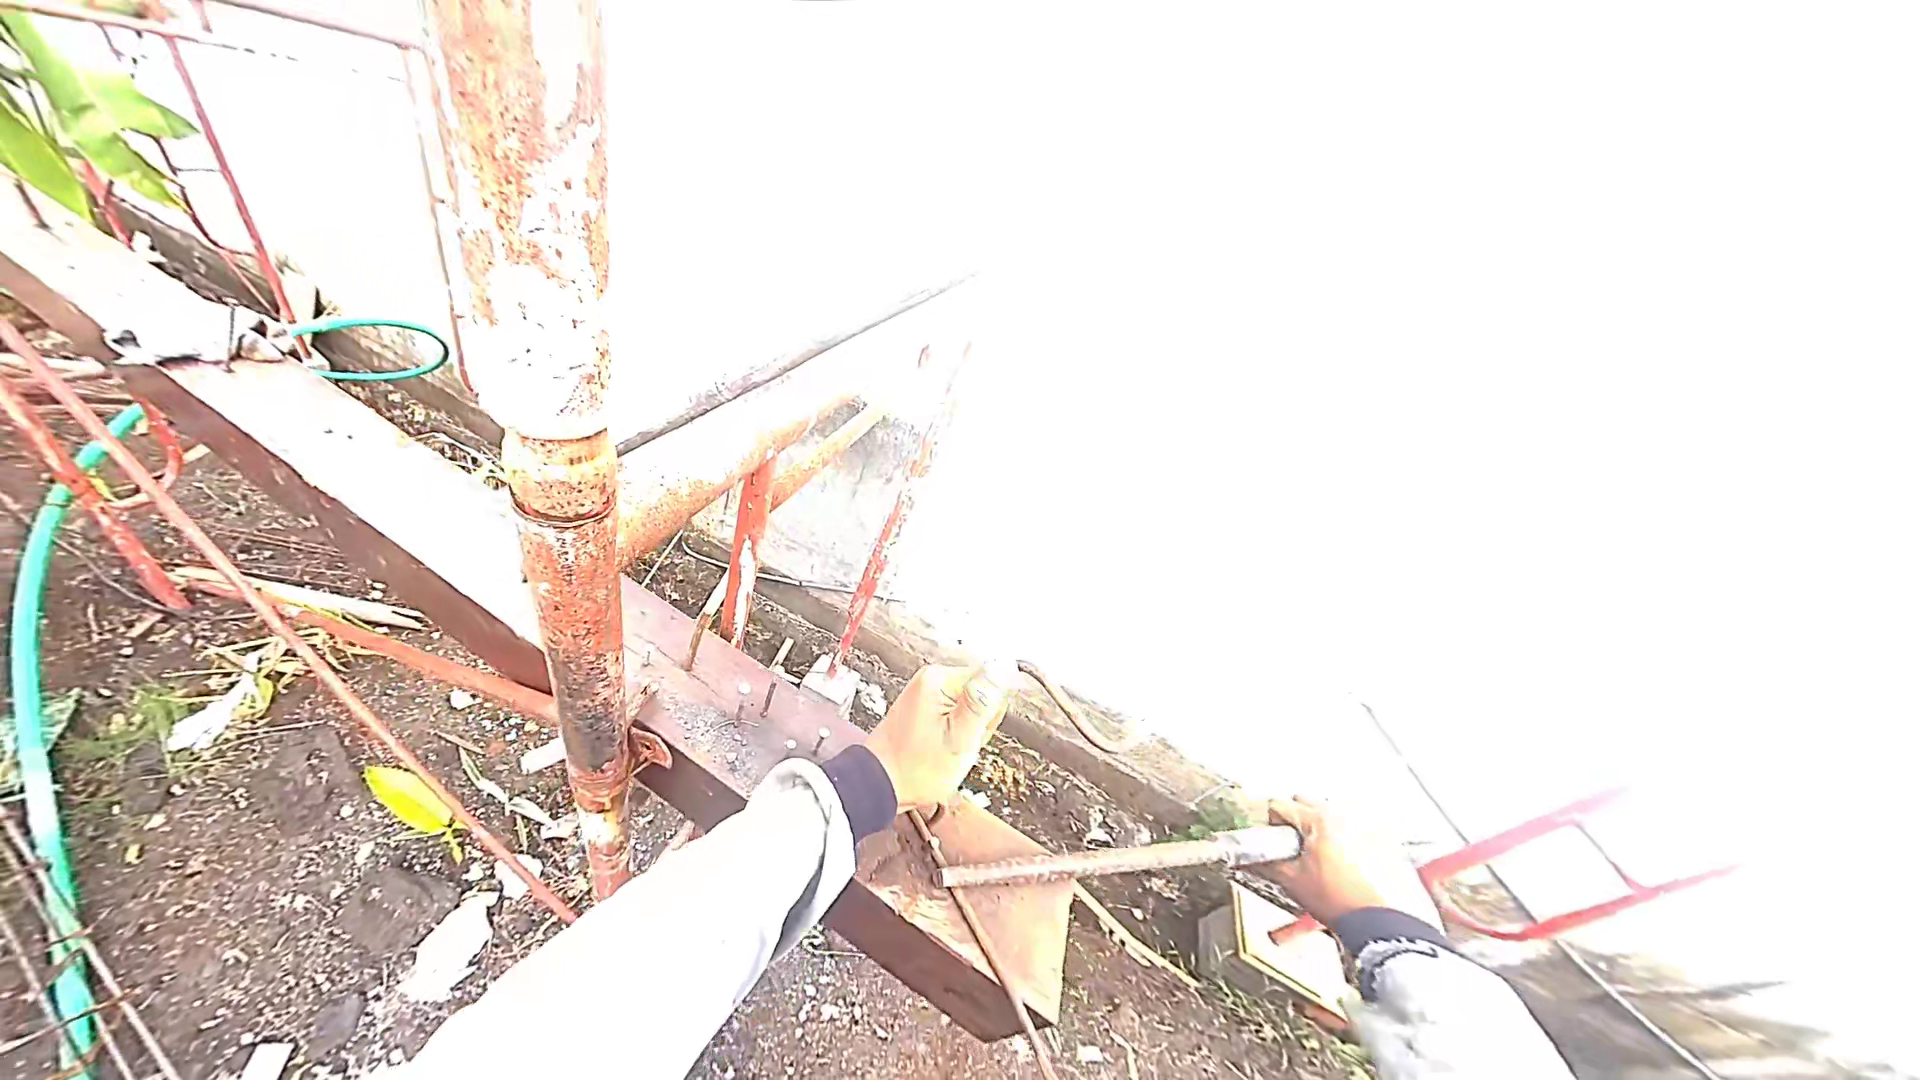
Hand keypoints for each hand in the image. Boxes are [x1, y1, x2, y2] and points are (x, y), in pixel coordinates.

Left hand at [864, 661, 1015, 813]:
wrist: (880, 785)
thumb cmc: (914, 769)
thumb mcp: (959, 739)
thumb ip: (982, 702)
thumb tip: (1002, 667)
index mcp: (938, 679)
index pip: (990, 680)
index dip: (990, 711)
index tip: (976, 729)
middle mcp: (931, 679)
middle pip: (981, 692)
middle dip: (978, 723)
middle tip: (960, 743)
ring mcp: (927, 693)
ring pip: (971, 707)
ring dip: (968, 731)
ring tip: (949, 747)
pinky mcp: (926, 706)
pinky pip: (956, 715)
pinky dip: (956, 734)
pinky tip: (943, 746)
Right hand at [1260, 795, 1439, 925]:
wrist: (1380, 926)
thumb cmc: (1336, 901)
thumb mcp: (1290, 880)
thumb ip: (1262, 863)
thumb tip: (1241, 856)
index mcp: (1316, 820)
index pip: (1278, 805)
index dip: (1270, 824)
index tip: (1273, 843)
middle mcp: (1341, 815)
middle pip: (1304, 803)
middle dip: (1294, 820)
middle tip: (1293, 848)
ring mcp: (1364, 826)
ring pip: (1327, 814)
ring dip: (1317, 827)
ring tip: (1318, 857)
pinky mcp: (1382, 841)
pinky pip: (1351, 828)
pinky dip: (1341, 838)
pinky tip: (1341, 863)